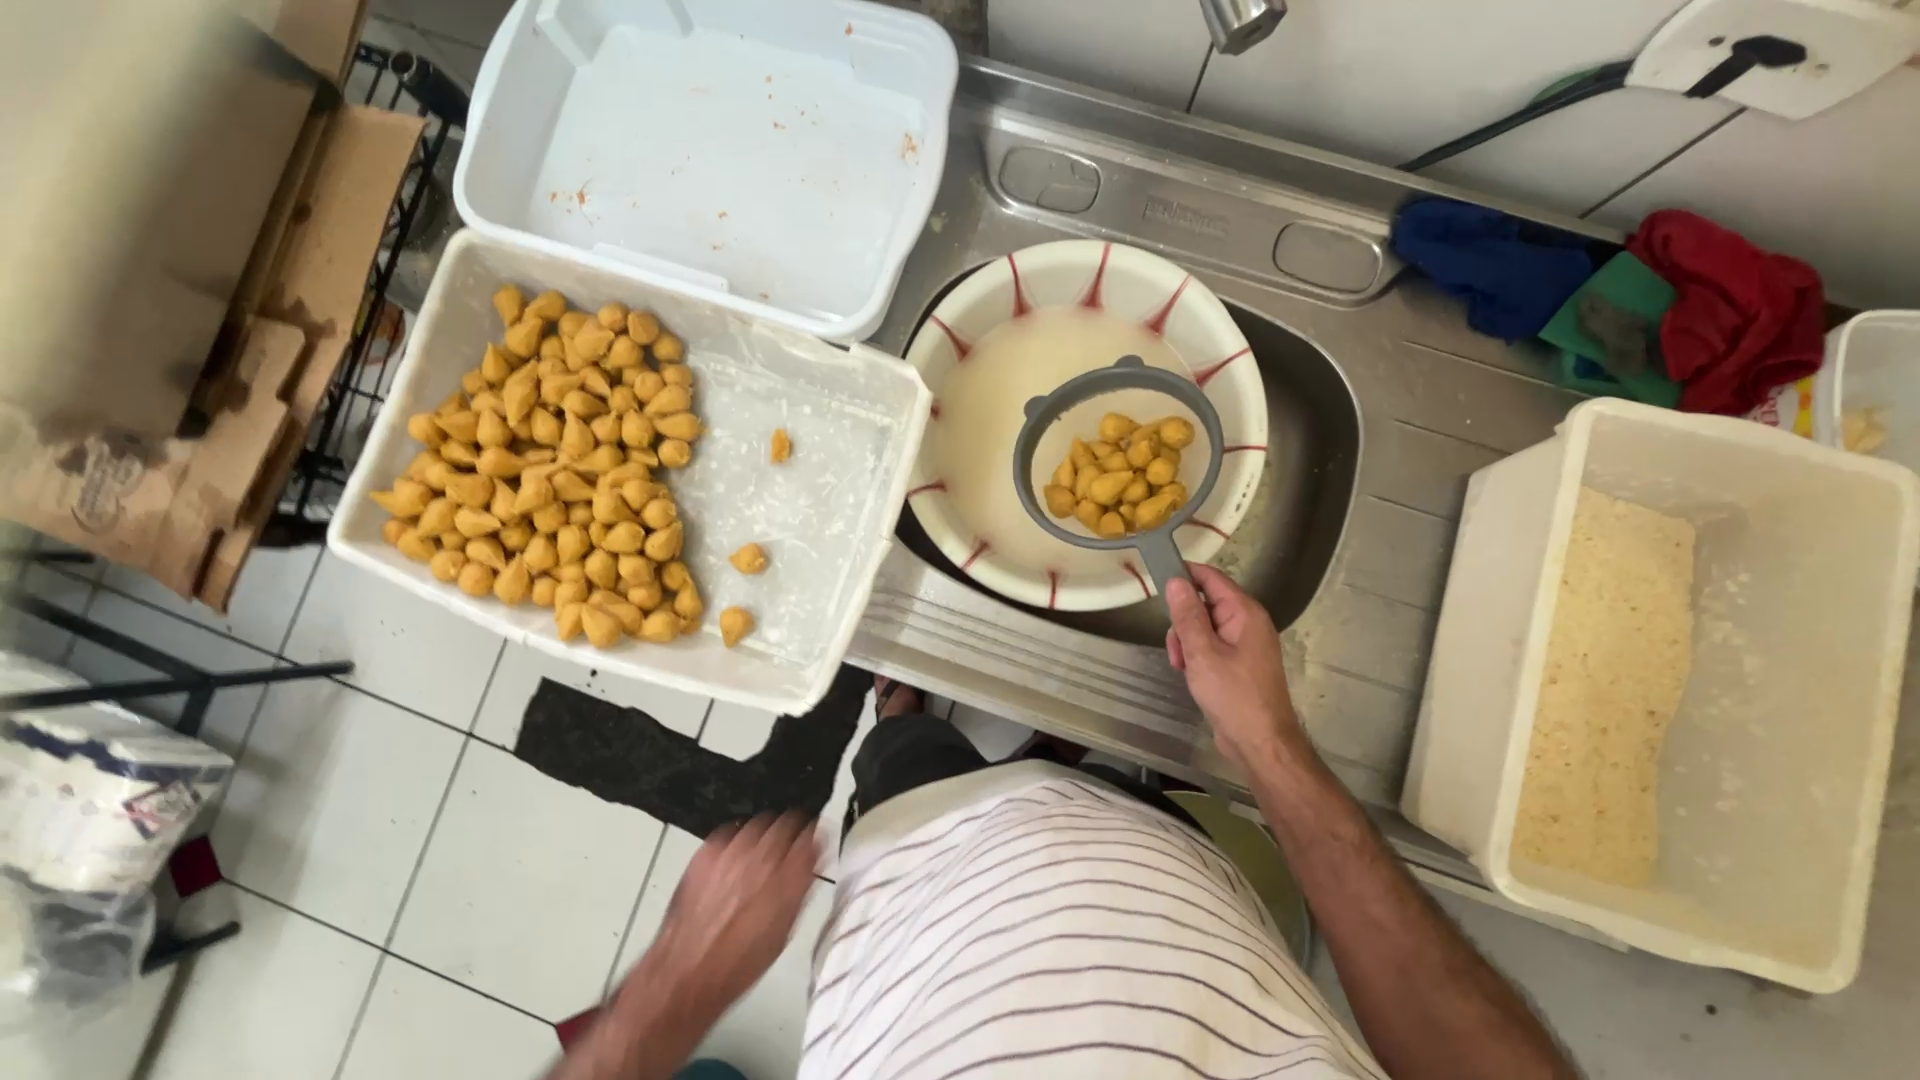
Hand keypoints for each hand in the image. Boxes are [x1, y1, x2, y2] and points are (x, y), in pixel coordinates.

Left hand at [627, 814, 818, 1017]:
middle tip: (789, 842)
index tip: (813, 838)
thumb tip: (810, 866)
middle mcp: (764, 860)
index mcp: (789, 881)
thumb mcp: (784, 931)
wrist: (686, 973)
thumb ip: (799, 891)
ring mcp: (733, 853)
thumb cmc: (738, 964)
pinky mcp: (707, 853)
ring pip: (759, 822)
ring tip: (761, 849)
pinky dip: (738, 838)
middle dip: (792, 830)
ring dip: (765, 832)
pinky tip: (736, 856)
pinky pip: (730, 830)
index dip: (814, 835)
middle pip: (787, 822)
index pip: (812, 835)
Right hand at [1165, 563, 1303, 771]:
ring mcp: (1245, 644)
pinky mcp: (1240, 664)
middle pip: (1205, 604)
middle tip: (1176, 650)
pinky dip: (1197, 656)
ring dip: (1187, 643)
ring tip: (1183, 668)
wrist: (1260, 742)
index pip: (1212, 578)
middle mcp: (1248, 623)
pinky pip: (1212, 647)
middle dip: (1183, 623)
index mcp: (1245, 613)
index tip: (1158, 580)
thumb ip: (1188, 616)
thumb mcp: (1203, 653)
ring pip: (1205, 628)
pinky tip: (1191, 675)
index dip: (1185, 575)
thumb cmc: (1233, 695)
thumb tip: (1176, 581)